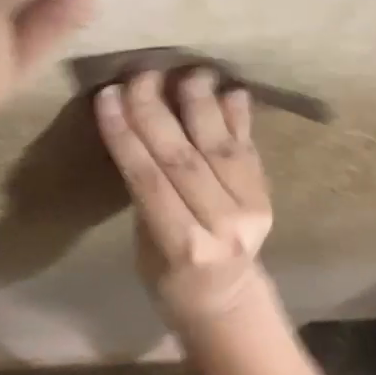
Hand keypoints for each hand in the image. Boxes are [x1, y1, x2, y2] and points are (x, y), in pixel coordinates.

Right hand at [95, 70, 275, 325]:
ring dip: (202, 106)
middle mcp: (222, 228)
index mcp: (183, 247)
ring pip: (220, 148)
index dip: (126, 135)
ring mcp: (252, 212)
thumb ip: (146, 195)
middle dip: (157, 111)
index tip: (108, 95)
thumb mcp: (145, 248)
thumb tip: (136, 130)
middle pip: (183, 159)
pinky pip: (248, 151)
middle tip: (140, 75)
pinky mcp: (267, 198)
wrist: (225, 302)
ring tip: (188, 72)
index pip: (149, 180)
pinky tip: (229, 90)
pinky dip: (238, 119)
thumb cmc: (169, 281)